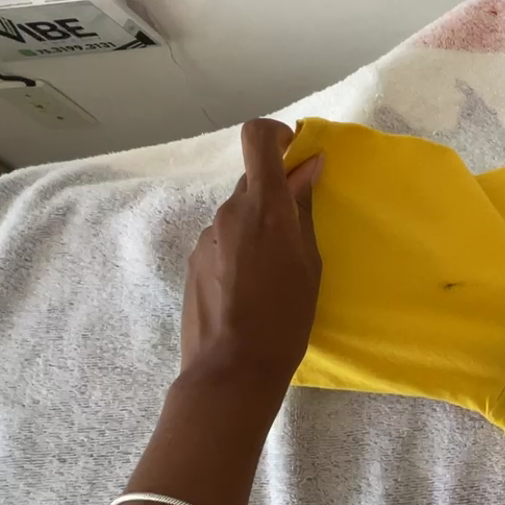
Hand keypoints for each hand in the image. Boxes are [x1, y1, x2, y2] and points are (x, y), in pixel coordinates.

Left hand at [180, 119, 322, 393]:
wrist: (232, 370)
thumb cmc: (286, 318)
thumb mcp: (309, 263)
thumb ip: (304, 212)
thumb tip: (307, 170)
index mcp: (263, 208)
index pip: (257, 137)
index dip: (278, 134)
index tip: (298, 153)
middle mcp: (228, 212)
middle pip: (253, 180)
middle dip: (279, 193)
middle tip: (301, 229)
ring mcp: (207, 236)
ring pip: (239, 212)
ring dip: (260, 224)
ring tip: (276, 270)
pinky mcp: (195, 260)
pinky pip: (225, 238)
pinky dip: (243, 247)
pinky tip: (253, 285)